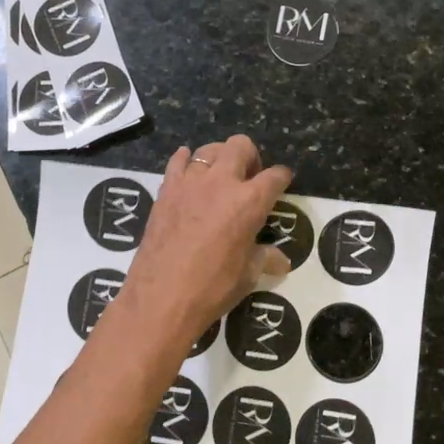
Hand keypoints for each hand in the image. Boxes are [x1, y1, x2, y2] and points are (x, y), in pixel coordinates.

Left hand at [110, 135, 293, 352]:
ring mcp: (190, 182)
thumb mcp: (247, 275)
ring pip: (209, 149)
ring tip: (220, 177)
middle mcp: (222, 183)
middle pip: (241, 146)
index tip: (282, 183)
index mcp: (249, 202)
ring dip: (219, 157)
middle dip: (251, 156)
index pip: (275, 177)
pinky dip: (186, 160)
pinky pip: (178, 161)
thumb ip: (264, 259)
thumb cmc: (211, 288)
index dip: (282, 178)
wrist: (161, 298)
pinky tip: (189, 173)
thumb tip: (282, 261)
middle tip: (249, 178)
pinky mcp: (166, 190)